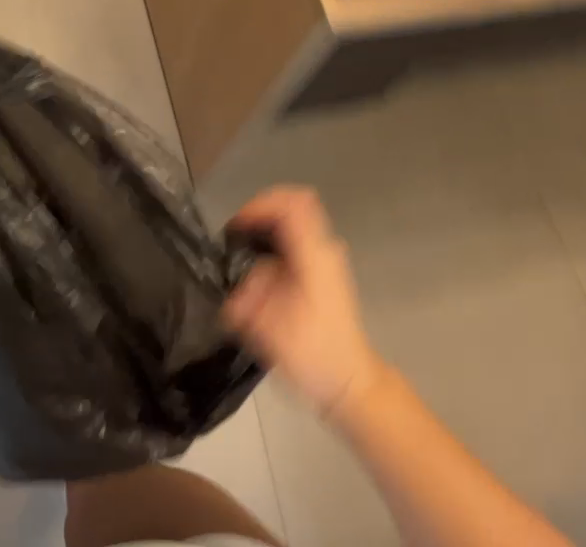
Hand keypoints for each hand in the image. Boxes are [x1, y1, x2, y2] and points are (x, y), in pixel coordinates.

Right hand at [222, 186, 382, 417]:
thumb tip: (236, 283)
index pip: (292, 204)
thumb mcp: (273, 328)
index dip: (260, 205)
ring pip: (289, 228)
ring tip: (244, 270)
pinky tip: (258, 285)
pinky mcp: (321, 273)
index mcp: (315, 257)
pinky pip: (291, 247)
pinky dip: (270, 254)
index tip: (237, 227)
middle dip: (258, 223)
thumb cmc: (314, 356)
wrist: (350, 382)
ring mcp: (325, 260)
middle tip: (235, 246)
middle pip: (290, 209)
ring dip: (263, 240)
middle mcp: (323, 250)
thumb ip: (252, 294)